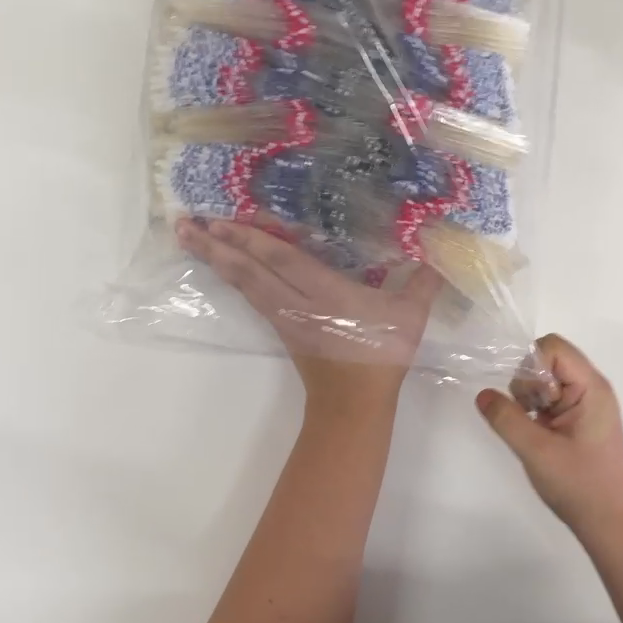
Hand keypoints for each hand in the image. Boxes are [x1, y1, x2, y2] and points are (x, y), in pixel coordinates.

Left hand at [177, 217, 442, 404]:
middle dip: (215, 244)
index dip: (249, 236)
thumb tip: (438, 252)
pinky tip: (225, 266)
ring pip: (244, 282)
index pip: (279, 257)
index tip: (222, 217)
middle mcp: (294, 301)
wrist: (354, 405)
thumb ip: (422, 282)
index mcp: (324, 292)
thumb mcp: (409, 317)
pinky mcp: (281, 328)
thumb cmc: (381, 356)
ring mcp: (283, 316)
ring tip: (190, 238)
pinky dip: (235, 275)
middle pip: (248, 268)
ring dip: (215, 259)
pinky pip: (252, 295)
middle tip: (184, 222)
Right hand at [476, 335, 622, 529]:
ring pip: (546, 379)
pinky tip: (537, 435)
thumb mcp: (535, 450)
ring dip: (530, 398)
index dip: (531, 367)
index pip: (553, 347)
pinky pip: (550, 397)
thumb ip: (506, 418)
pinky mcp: (578, 418)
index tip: (531, 402)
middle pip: (548, 359)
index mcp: (591, 388)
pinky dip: (536, 410)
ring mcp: (586, 403)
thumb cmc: (578, 484)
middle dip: (528, 383)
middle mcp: (592, 388)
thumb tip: (482, 394)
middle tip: (531, 416)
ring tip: (534, 429)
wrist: (607, 520)